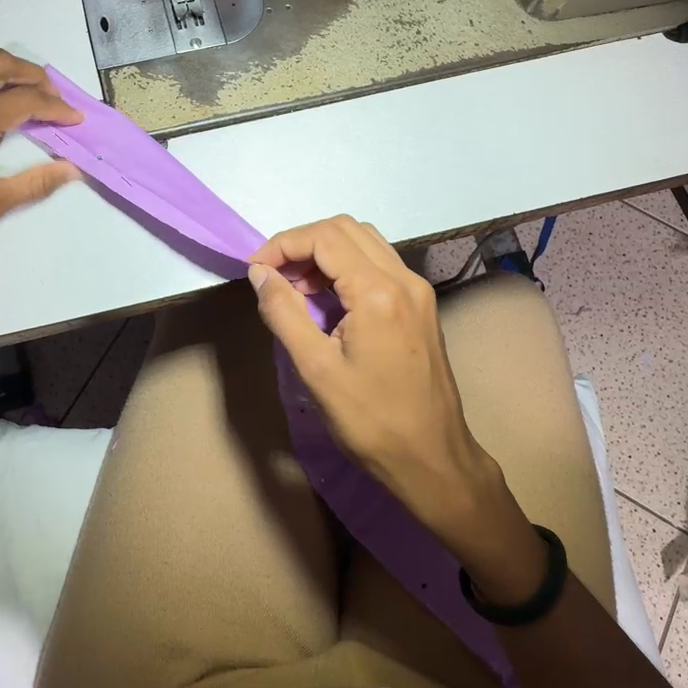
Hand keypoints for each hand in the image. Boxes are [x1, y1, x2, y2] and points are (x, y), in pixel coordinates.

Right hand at [247, 219, 496, 522]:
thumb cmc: (371, 420)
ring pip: (365, 242)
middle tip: (273, 276)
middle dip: (303, 243)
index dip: (283, 244)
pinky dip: (346, 267)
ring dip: (325, 253)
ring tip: (295, 287)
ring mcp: (417, 290)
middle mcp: (404, 279)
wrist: (432, 458)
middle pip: (346, 229)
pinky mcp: (420, 305)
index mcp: (379, 291)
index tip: (255, 269)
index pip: (325, 237)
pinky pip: (379, 265)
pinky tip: (326, 300)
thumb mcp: (316, 368)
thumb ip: (284, 312)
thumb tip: (260, 273)